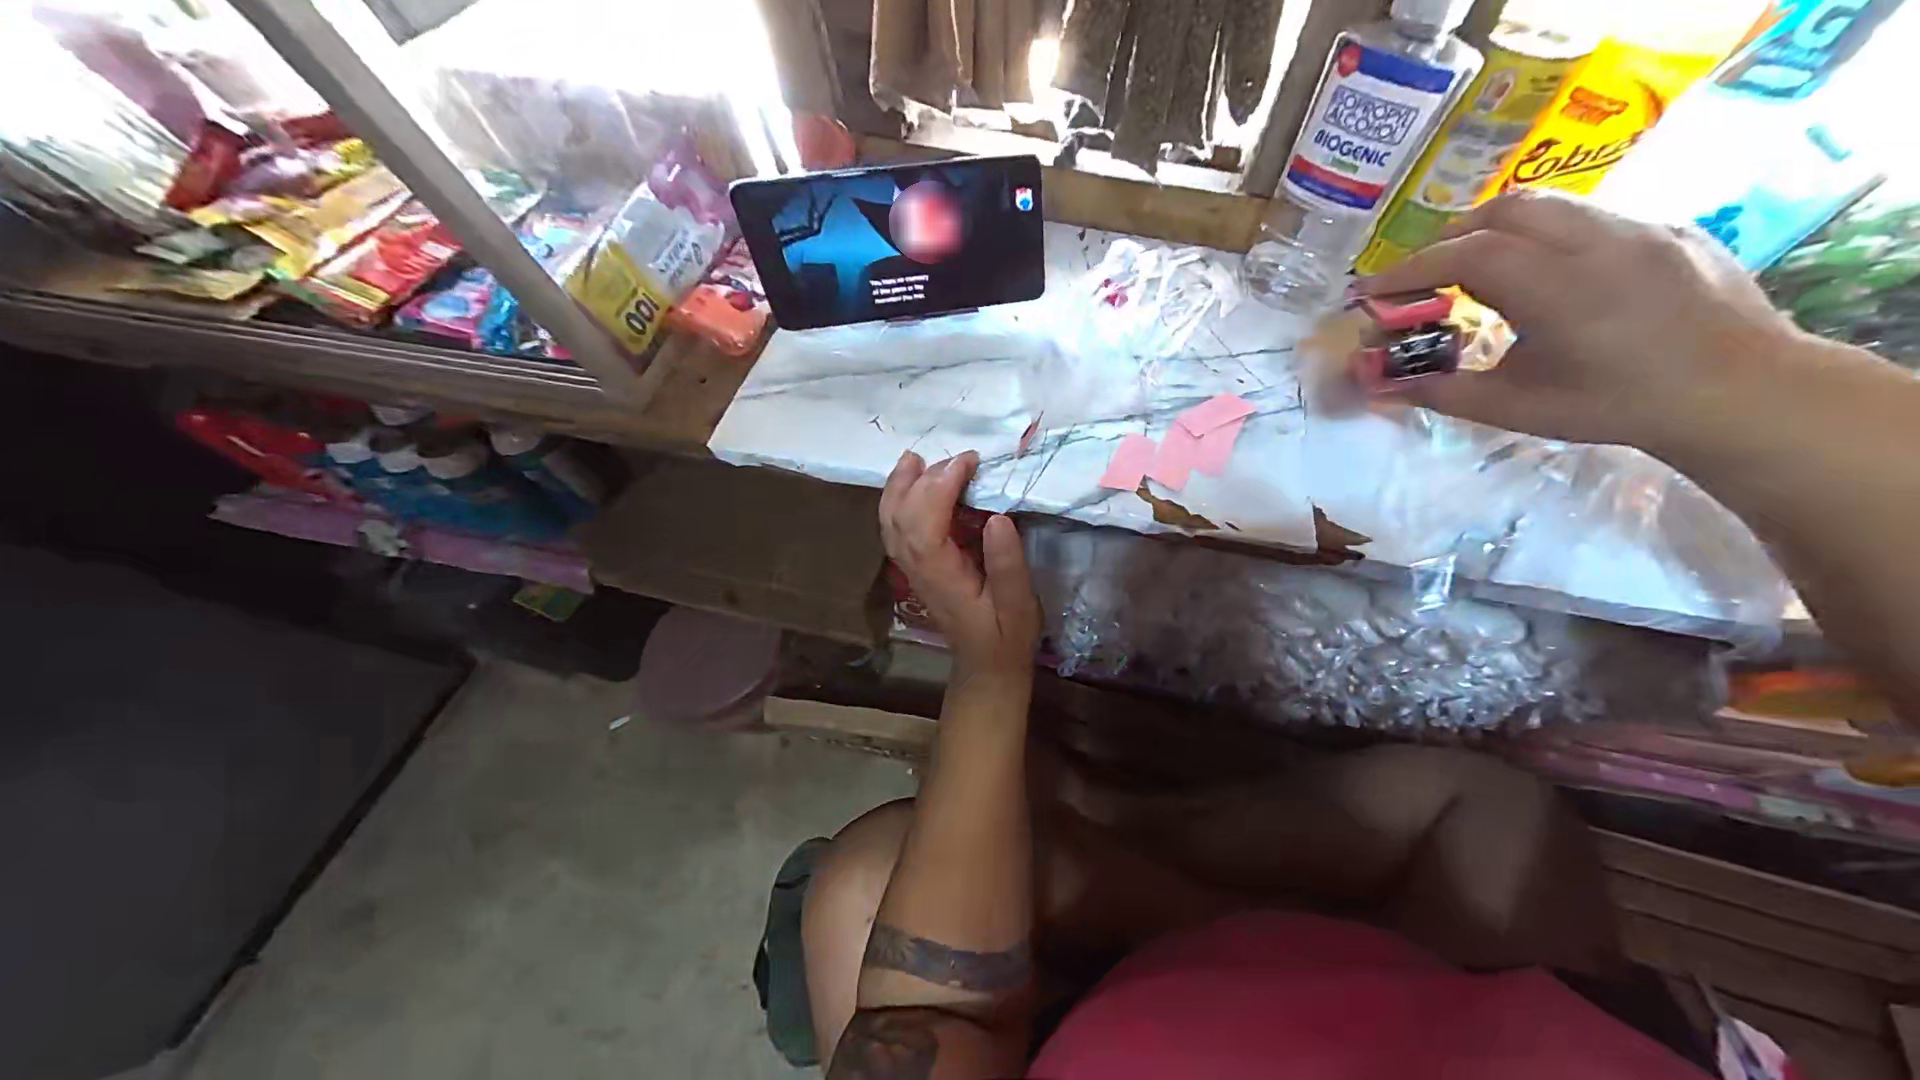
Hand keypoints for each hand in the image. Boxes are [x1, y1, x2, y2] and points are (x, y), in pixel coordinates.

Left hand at [880, 450, 1040, 683]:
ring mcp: (911, 568)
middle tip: (955, 458)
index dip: (940, 487)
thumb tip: (998, 517)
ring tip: (914, 459)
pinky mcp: (915, 566)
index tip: (969, 462)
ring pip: (891, 522)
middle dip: (922, 480)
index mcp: (940, 574)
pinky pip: (896, 528)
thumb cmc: (1006, 634)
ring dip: (899, 488)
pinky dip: (898, 502)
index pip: (926, 523)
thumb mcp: (1018, 603)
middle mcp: (917, 568)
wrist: (986, 664)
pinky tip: (910, 485)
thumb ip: (1007, 563)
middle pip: (901, 517)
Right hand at [1357, 190, 1809, 450]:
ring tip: (1471, 268)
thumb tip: (1381, 387)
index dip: (1410, 269)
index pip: (1467, 254)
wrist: (1739, 392)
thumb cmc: (1614, 406)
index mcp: (1560, 288)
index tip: (1372, 290)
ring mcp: (1640, 229)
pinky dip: (1540, 236)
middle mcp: (1600, 243)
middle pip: (1505, 211)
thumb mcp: (1513, 407)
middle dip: (1449, 238)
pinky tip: (1538, 275)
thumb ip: (1441, 391)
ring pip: (1548, 205)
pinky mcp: (1666, 230)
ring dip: (1494, 230)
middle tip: (1421, 275)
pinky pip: (1586, 218)